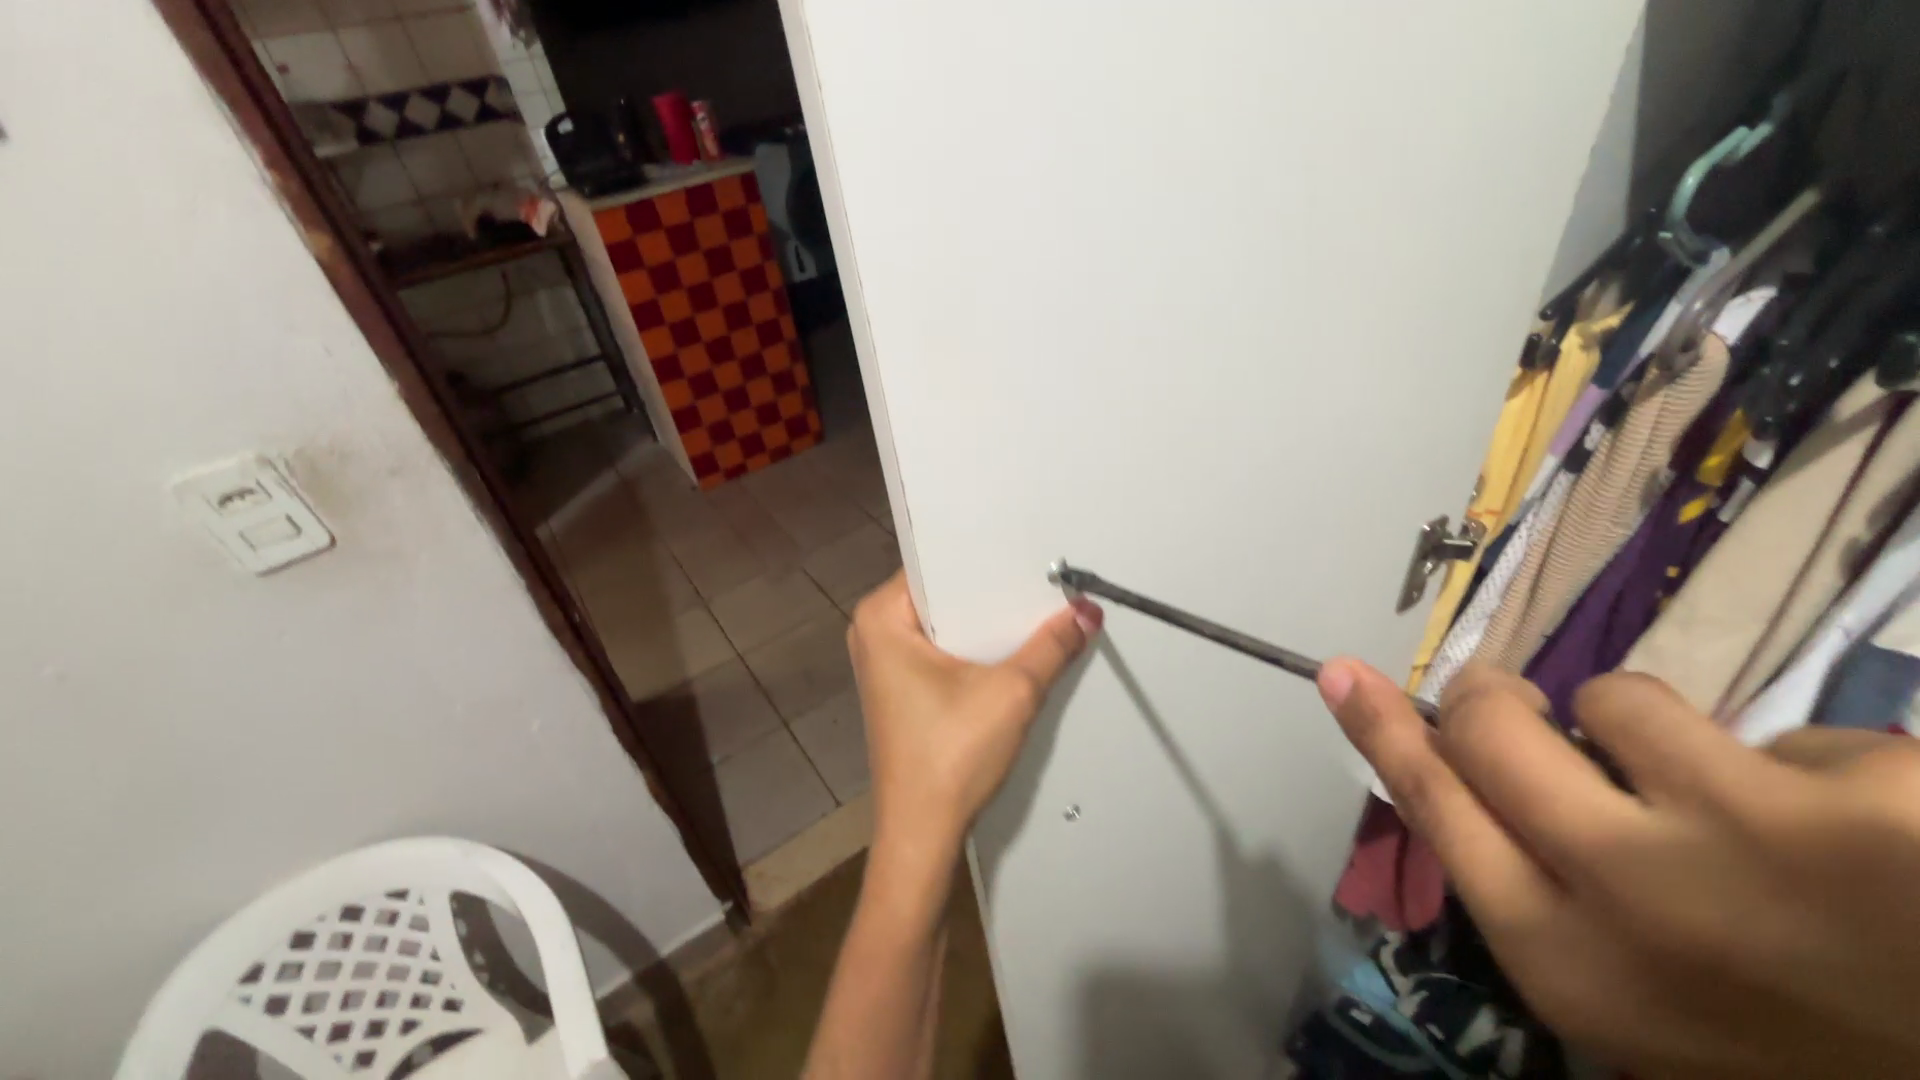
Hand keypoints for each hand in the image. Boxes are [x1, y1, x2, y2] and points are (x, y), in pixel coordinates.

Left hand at [848, 573, 1100, 856]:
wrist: (923, 832)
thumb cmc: (951, 757)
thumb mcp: (1012, 692)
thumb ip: (1052, 645)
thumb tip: (1086, 612)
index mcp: (881, 617)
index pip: (936, 564)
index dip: (983, 557)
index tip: (1025, 547)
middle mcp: (874, 631)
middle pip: (943, 593)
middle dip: (991, 590)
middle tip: (1040, 574)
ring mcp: (884, 661)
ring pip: (946, 622)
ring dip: (986, 621)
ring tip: (1035, 604)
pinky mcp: (900, 686)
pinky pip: (942, 647)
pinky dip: (975, 646)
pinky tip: (1012, 643)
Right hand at [1317, 657, 1919, 1078]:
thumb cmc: (1769, 1047)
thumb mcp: (1622, 995)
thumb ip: (1539, 890)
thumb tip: (1466, 770)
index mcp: (1564, 959)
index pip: (1433, 805)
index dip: (1382, 730)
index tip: (1344, 670)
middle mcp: (1633, 893)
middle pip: (1493, 729)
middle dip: (1492, 697)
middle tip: (1515, 697)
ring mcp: (1755, 838)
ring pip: (1624, 699)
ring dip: (1661, 739)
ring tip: (1742, 813)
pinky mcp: (1880, 802)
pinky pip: (1800, 735)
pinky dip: (1822, 778)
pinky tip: (1877, 845)